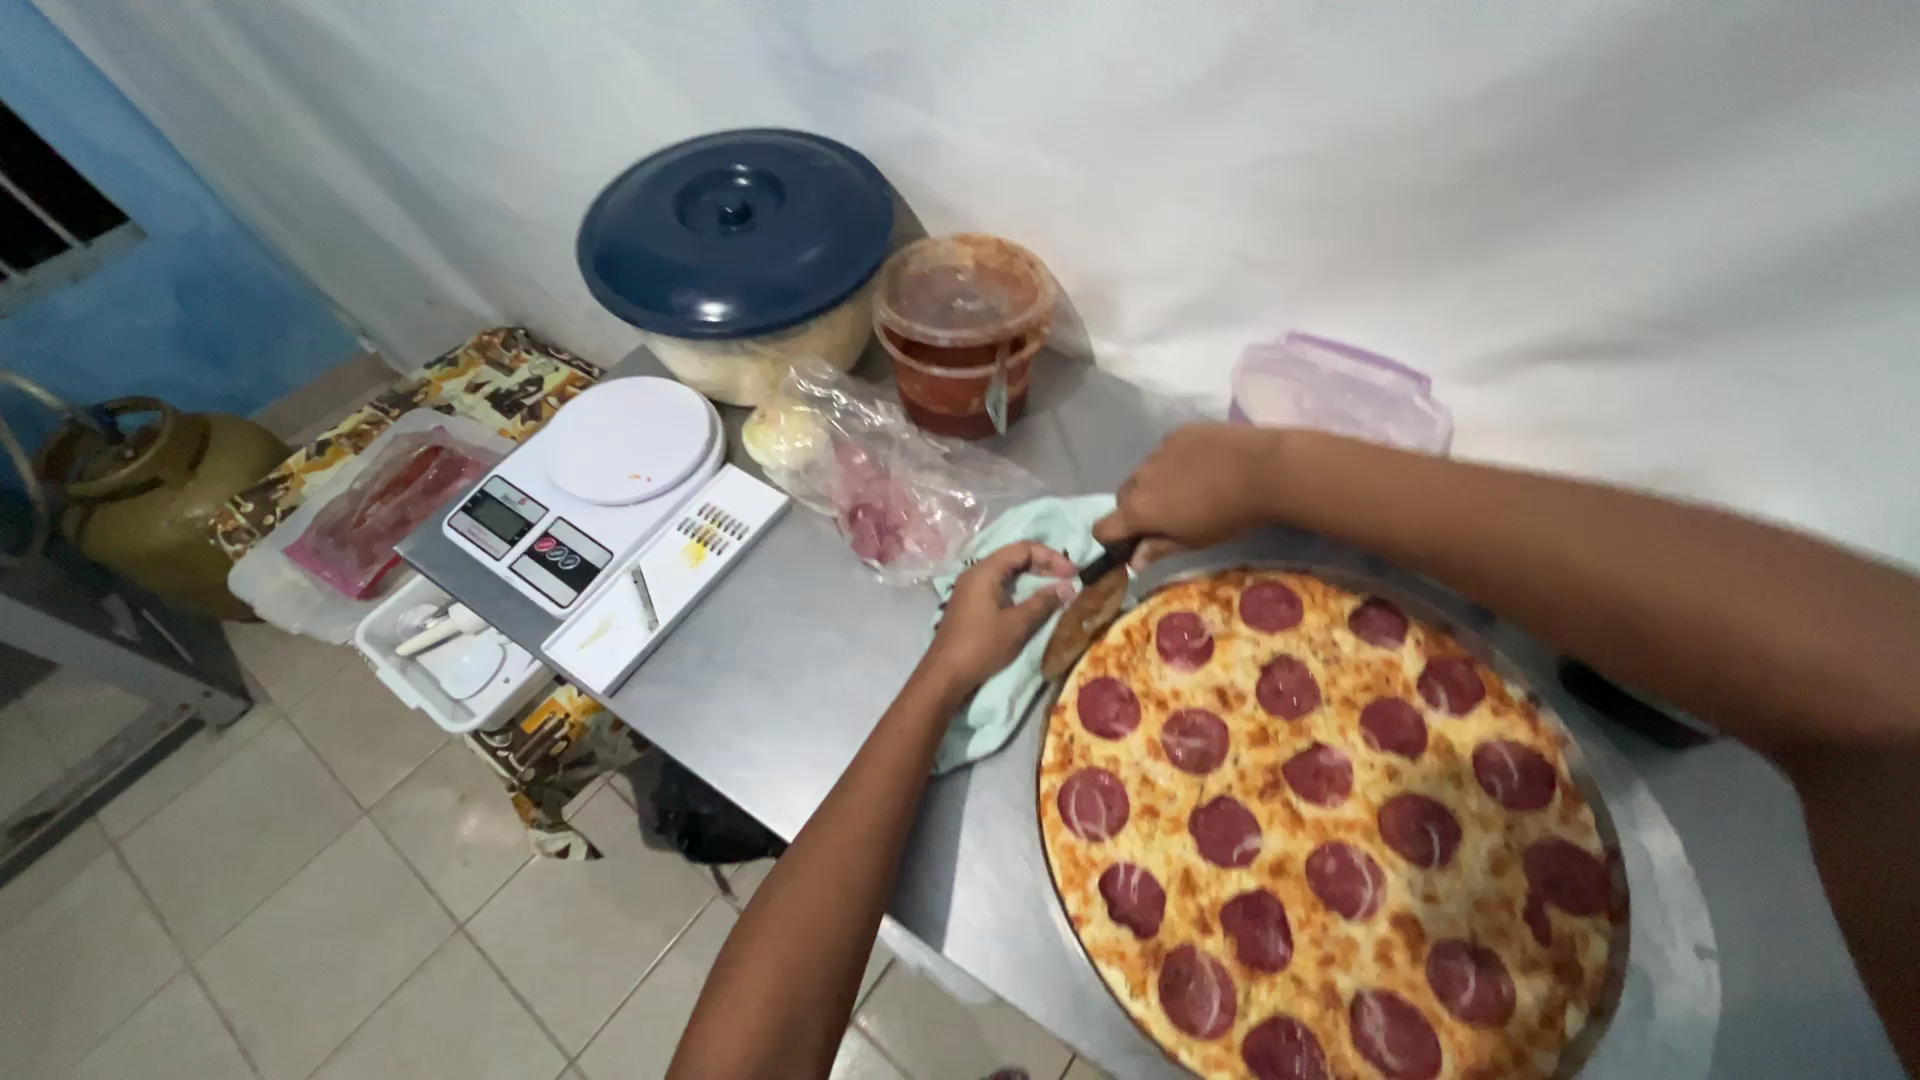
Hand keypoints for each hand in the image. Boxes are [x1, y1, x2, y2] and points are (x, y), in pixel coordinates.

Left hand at [924, 541, 1078, 689]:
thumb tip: (1067, 586)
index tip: (1073, 572)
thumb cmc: (981, 646)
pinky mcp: (971, 603)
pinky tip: (1032, 600)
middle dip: (1043, 564)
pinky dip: (1019, 588)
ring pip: (1007, 571)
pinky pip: (999, 585)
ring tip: (1055, 587)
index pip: (1023, 549)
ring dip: (1032, 576)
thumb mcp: (1017, 624)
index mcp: (985, 570)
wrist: (945, 674)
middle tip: (1068, 578)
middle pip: (1014, 557)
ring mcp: (971, 587)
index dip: (1051, 556)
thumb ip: (1042, 602)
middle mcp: (976, 572)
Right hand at [1093, 424, 1288, 561]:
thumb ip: (1157, 549)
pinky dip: (1175, 461)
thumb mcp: (1192, 542)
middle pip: (1123, 498)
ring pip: (1145, 473)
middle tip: (1170, 515)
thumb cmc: (1228, 517)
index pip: (1102, 528)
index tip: (1135, 542)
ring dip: (1156, 483)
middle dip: (1137, 509)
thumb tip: (1134, 560)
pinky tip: (1203, 464)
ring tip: (1192, 486)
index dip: (1113, 539)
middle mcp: (1138, 478)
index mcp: (1137, 510)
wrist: (1265, 470)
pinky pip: (1165, 451)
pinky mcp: (1177, 432)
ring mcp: (1156, 450)